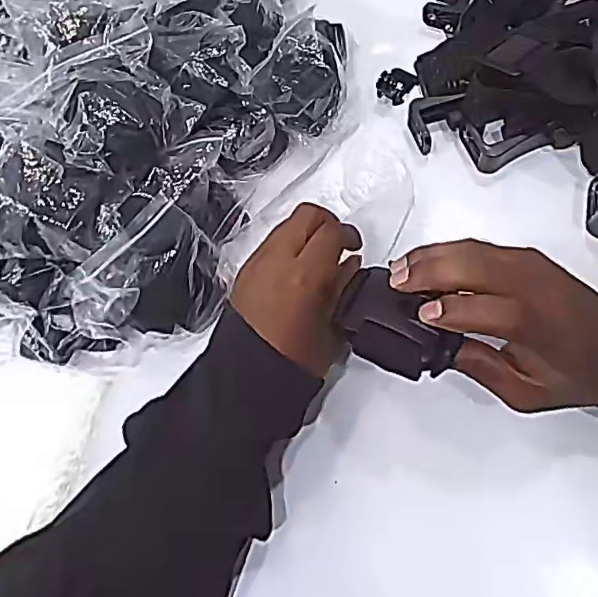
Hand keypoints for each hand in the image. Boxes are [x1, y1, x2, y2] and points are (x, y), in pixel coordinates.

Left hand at [231, 203, 361, 377]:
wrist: (244, 381)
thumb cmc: (284, 366)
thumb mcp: (331, 327)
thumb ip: (342, 287)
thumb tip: (349, 265)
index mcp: (303, 276)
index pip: (332, 231)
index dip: (349, 235)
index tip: (353, 245)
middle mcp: (276, 262)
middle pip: (307, 215)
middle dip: (328, 222)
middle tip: (339, 240)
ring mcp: (257, 264)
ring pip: (287, 224)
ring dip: (306, 232)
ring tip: (319, 257)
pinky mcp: (244, 271)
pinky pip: (271, 242)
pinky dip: (287, 245)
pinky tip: (298, 268)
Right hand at [390, 241, 597, 411]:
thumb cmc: (577, 370)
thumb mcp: (527, 391)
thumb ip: (482, 367)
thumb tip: (445, 345)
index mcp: (535, 321)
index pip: (480, 307)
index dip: (446, 311)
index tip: (421, 316)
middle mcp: (531, 283)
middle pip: (470, 265)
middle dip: (429, 271)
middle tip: (398, 282)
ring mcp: (528, 263)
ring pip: (471, 248)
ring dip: (433, 255)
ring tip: (404, 267)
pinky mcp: (524, 255)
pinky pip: (480, 245)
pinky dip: (450, 249)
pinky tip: (431, 259)